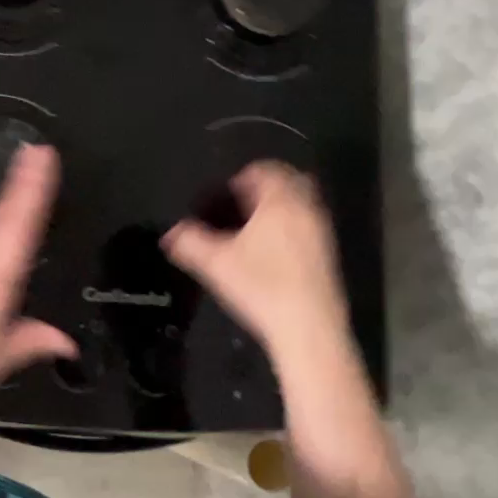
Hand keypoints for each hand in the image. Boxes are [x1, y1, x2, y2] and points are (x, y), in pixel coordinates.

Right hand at [162, 161, 356, 369]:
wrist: (309, 326)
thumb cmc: (261, 287)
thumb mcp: (215, 265)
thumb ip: (189, 243)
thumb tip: (170, 234)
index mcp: (280, 202)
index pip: (264, 171)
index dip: (241, 178)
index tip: (224, 193)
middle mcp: (306, 209)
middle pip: (288, 180)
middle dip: (264, 188)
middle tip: (240, 203)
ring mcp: (321, 230)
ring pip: (301, 203)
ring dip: (279, 206)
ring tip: (253, 226)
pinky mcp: (328, 253)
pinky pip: (308, 224)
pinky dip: (291, 226)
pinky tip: (272, 251)